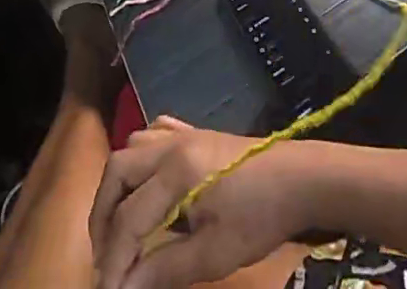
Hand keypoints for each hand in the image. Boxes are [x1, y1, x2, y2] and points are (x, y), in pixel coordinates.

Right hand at [90, 118, 313, 288]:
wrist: (302, 179)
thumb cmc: (262, 216)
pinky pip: (157, 132)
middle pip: (118, 170)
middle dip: (104, 213)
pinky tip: (148, 179)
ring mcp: (185, 135)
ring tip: (122, 223)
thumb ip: (166, 269)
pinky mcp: (198, 134)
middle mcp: (172, 145)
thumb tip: (125, 288)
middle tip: (107, 255)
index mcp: (175, 172)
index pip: (129, 219)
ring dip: (120, 184)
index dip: (114, 261)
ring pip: (134, 146)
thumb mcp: (216, 253)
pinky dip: (142, 156)